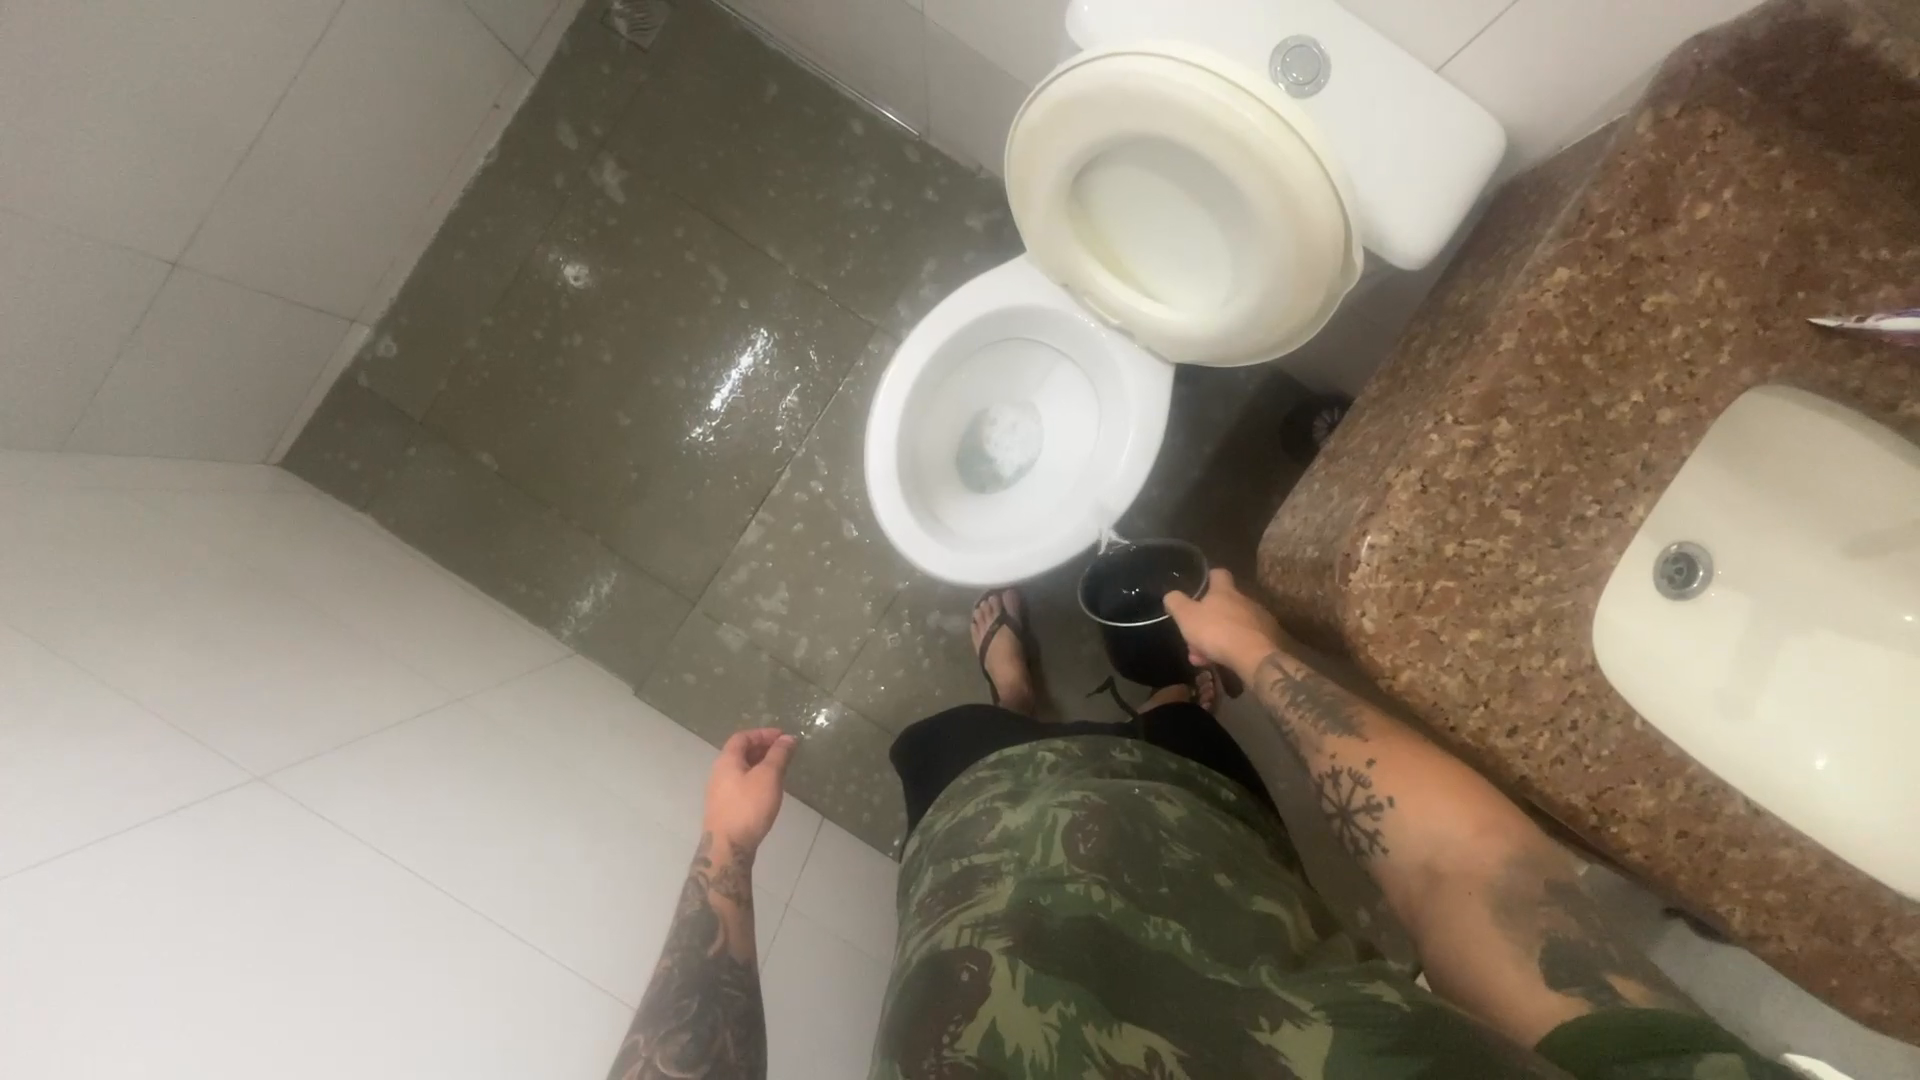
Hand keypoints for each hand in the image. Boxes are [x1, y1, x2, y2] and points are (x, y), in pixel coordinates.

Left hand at [703, 728, 795, 854]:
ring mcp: (720, 792)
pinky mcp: (724, 808)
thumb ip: (779, 754)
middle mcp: (719, 773)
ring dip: (761, 764)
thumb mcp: (769, 776)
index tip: (783, 737)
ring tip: (780, 769)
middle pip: (740, 752)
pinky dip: (756, 779)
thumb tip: (788, 738)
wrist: (727, 848)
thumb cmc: (748, 807)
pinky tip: (768, 790)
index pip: (743, 737)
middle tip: (784, 751)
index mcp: (726, 761)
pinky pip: (741, 784)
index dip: (763, 733)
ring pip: (741, 769)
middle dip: (763, 748)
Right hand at [1164, 568, 1290, 678]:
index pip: (1219, 574)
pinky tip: (1223, 662)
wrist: (1256, 657)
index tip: (1201, 587)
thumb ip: (1176, 603)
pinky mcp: (1269, 639)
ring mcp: (1259, 620)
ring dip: (1218, 638)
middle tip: (1193, 639)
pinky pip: (1245, 640)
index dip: (1209, 578)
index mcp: (1225, 591)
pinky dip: (1233, 649)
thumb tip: (1171, 595)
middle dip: (1207, 621)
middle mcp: (1245, 601)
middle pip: (1223, 606)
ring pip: (1232, 626)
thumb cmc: (1217, 631)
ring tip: (1205, 657)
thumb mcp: (1186, 616)